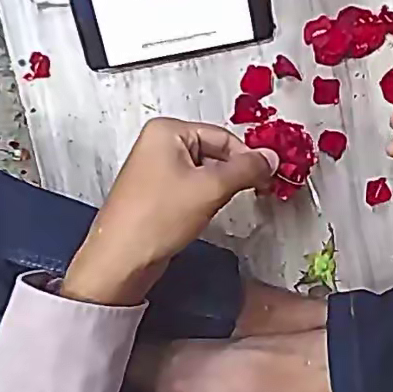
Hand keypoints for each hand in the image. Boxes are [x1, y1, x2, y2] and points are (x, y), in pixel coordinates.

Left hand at [62, 119, 277, 305]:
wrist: (121, 260)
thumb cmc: (155, 219)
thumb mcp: (211, 188)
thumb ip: (246, 169)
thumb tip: (271, 157)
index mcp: (167, 131)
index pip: (224, 136)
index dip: (248, 157)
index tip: (268, 176)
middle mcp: (159, 144)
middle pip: (216, 151)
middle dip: (235, 173)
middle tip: (256, 190)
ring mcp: (157, 168)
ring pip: (207, 170)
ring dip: (222, 186)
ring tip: (223, 204)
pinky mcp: (158, 192)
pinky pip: (194, 186)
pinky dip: (208, 197)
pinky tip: (207, 212)